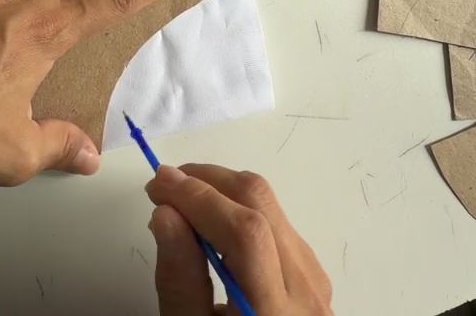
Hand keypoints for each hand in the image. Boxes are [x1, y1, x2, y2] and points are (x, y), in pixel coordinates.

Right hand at [147, 164, 333, 315]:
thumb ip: (180, 279)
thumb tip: (165, 210)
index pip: (243, 233)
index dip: (198, 198)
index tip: (158, 182)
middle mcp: (308, 294)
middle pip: (262, 206)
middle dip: (209, 181)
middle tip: (165, 185)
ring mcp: (318, 285)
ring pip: (274, 209)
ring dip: (225, 192)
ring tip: (183, 201)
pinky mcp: (316, 279)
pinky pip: (280, 227)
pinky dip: (244, 212)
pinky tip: (215, 225)